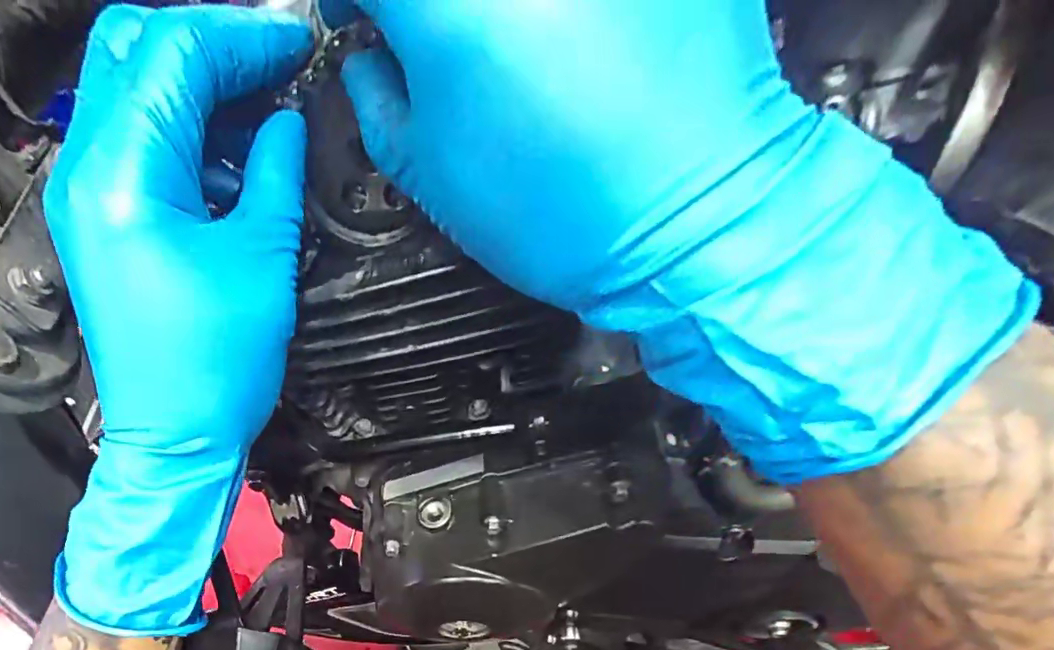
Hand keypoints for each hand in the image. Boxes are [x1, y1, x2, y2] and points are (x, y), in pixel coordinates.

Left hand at [46, 4, 310, 635]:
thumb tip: (284, 121)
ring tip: (263, 111)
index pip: (174, 54)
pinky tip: (231, 154)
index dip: (243, 37)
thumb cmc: (216, 365)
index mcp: (122, 173)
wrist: (173, 437)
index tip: (299, 43)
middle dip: (210, 46)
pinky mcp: (102, 224)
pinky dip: (183, 134)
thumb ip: (273, 175)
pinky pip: (135, 148)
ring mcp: (85, 196)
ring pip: (131, 95)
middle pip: (133, 52)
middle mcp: (85, 170)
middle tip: (275, 66)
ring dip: (197, 89)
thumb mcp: (262, 262)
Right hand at [339, 0, 1038, 483]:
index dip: (354, 1)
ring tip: (506, 55)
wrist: (700, 224)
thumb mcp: (438, 178)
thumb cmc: (567, 217)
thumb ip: (380, 106)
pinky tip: (567, 44)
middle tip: (434, 45)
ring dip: (494, 13)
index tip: (360, 21)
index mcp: (450, 3)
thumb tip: (369, 61)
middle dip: (429, 10)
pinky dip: (561, 12)